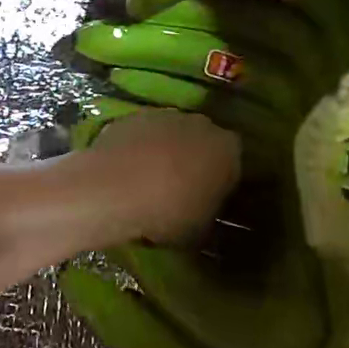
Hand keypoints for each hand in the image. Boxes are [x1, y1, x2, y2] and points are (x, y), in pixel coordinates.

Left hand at [72, 108, 239, 243]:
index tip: (206, 199)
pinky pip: (142, 135)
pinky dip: (137, 149)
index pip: (232, 162)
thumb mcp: (199, 231)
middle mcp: (201, 124)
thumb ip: (208, 215)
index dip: (219, 181)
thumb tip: (203, 214)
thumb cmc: (169, 212)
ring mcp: (164, 116)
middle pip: (201, 142)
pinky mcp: (132, 116)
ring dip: (163, 153)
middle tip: (179, 190)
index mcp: (227, 149)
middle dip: (193, 160)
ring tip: (146, 183)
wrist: (116, 188)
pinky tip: (125, 172)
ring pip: (170, 135)